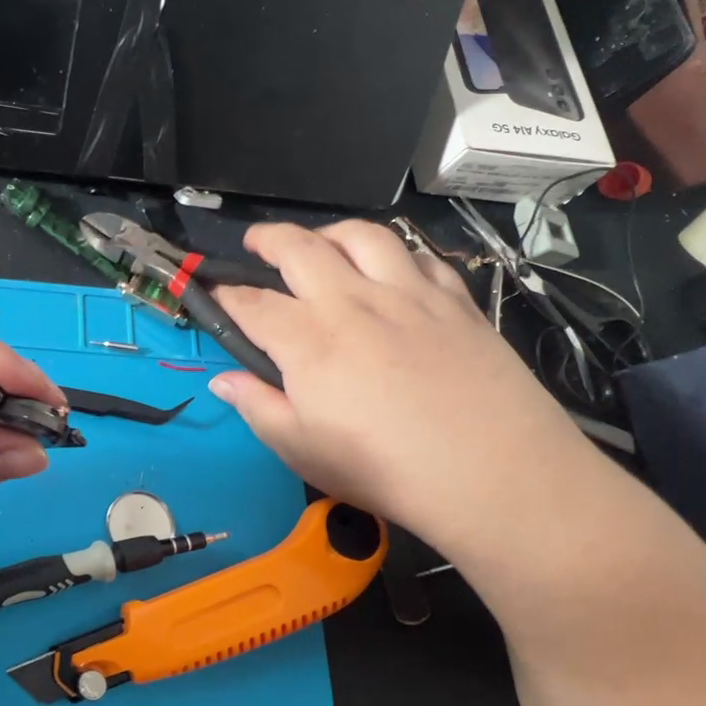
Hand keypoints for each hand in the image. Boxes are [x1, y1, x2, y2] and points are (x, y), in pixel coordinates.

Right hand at [208, 221, 593, 542]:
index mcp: (307, 340)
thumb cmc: (384, 469)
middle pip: (300, 248)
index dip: (224, 296)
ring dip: (330, 232)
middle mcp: (353, 302)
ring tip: (321, 243)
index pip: (251, 303)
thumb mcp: (302, 450)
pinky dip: (396, 255)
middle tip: (255, 243)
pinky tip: (392, 271)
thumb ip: (257, 407)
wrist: (494, 473)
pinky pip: (420, 258)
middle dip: (268, 239)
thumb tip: (223, 380)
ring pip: (363, 236)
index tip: (212, 295)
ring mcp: (409, 296)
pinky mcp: (455, 302)